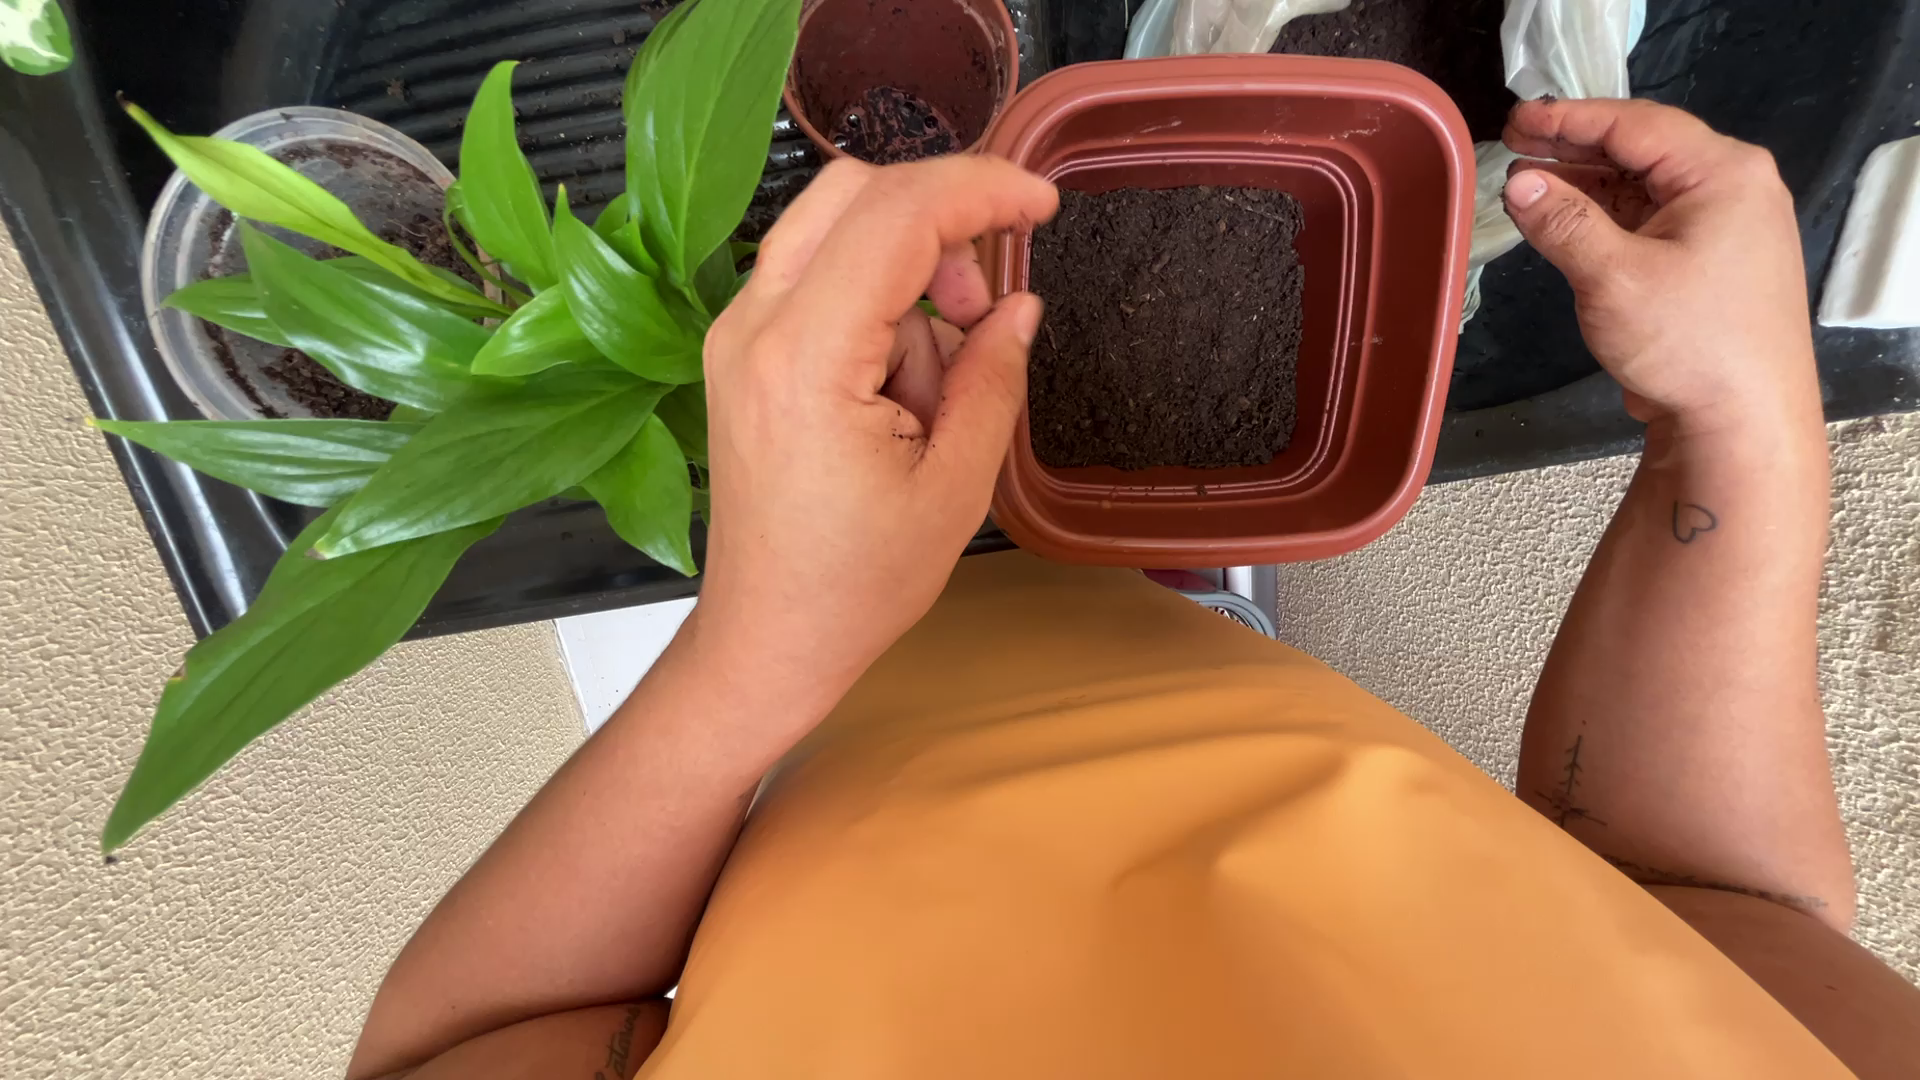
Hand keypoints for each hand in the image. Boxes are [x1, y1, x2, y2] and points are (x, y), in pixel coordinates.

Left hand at [692, 156, 1056, 712]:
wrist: (771, 637)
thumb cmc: (859, 584)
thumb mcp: (955, 488)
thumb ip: (993, 380)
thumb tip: (1018, 308)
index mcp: (808, 360)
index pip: (897, 218)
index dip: (981, 192)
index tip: (1042, 205)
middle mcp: (754, 328)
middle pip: (853, 195)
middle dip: (940, 226)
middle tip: (982, 307)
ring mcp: (737, 339)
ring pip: (835, 235)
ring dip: (906, 285)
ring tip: (930, 395)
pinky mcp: (742, 358)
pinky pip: (818, 284)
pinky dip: (874, 311)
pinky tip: (892, 396)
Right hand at [1500, 98, 1819, 433]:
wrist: (1735, 408)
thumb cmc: (1683, 337)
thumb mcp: (1613, 276)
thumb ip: (1563, 224)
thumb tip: (1518, 182)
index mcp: (1719, 175)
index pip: (1637, 127)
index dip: (1572, 118)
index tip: (1517, 118)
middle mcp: (1723, 188)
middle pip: (1638, 151)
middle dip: (1573, 146)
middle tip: (1512, 140)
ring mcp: (1710, 225)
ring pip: (1635, 187)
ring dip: (1579, 182)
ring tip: (1524, 179)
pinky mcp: (1693, 259)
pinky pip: (1637, 220)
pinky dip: (1593, 215)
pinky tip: (1558, 218)